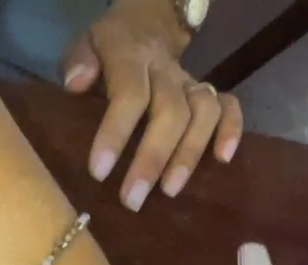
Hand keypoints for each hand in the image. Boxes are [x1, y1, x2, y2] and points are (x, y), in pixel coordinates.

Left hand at [62, 0, 243, 210]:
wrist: (147, 23)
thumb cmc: (108, 48)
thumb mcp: (86, 44)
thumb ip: (78, 60)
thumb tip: (76, 83)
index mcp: (132, 59)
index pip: (130, 94)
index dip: (116, 132)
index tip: (99, 172)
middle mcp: (167, 72)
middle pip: (170, 112)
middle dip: (153, 158)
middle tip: (133, 199)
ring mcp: (190, 82)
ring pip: (203, 112)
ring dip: (189, 153)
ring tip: (170, 191)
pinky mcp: (208, 92)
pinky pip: (229, 106)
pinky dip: (231, 130)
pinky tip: (223, 160)